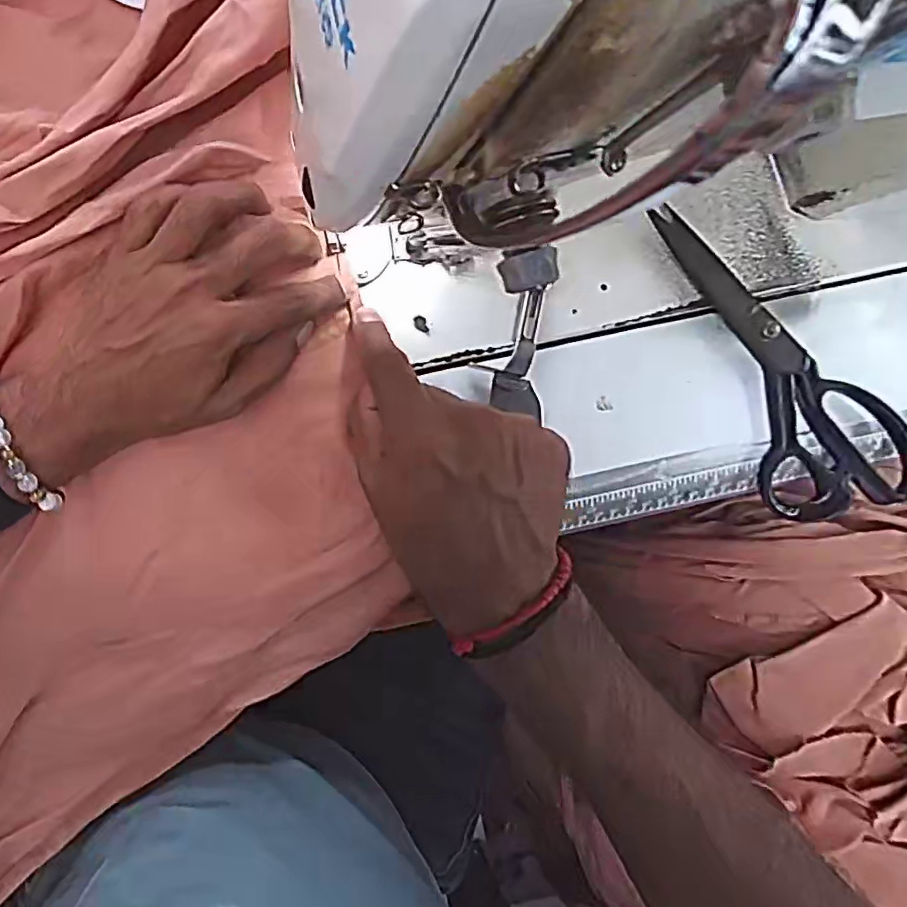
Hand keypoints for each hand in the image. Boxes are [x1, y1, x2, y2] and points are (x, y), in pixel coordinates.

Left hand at [0, 180, 347, 484]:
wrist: (76, 399)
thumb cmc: (148, 407)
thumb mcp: (216, 406)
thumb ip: (264, 369)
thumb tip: (298, 333)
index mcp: (218, 330)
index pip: (287, 301)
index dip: (322, 292)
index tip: (334, 287)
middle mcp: (191, 287)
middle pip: (259, 241)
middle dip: (297, 236)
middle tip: (307, 243)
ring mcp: (153, 263)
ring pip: (204, 207)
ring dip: (240, 197)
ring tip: (257, 203)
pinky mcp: (122, 252)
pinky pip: (150, 206)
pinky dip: (178, 195)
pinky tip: (195, 203)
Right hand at [346, 309, 571, 634]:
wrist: (500, 587)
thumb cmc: (433, 550)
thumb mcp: (378, 495)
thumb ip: (365, 436)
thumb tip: (363, 397)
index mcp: (417, 436)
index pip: (390, 368)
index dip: (374, 339)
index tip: (368, 319)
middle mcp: (466, 423)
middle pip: (432, 395)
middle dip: (424, 417)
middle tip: (428, 459)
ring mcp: (510, 429)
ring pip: (471, 411)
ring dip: (465, 434)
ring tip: (466, 476)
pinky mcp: (543, 440)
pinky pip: (507, 425)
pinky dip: (498, 444)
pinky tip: (494, 477)